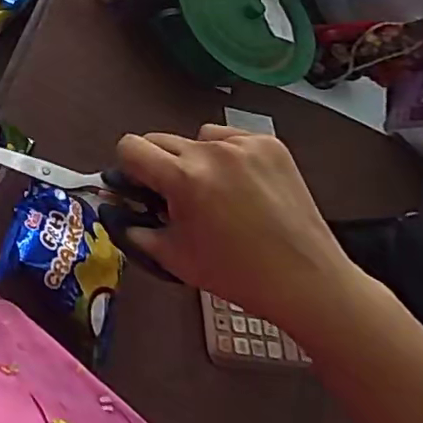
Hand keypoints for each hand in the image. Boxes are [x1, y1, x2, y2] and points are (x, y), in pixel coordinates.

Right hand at [114, 124, 362, 327]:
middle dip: (158, 165)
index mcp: (183, 178)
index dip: (128, 167)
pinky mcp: (269, 145)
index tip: (139, 187)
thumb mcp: (173, 257)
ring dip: (193, 158)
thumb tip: (112, 209)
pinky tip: (239, 184)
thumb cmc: (238, 274)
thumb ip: (133, 228)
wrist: (310, 284)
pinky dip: (225, 155)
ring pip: (194, 138)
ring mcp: (243, 145)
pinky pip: (227, 137)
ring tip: (213, 191)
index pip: (130, 146)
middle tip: (175, 197)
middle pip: (158, 140)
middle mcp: (211, 152)